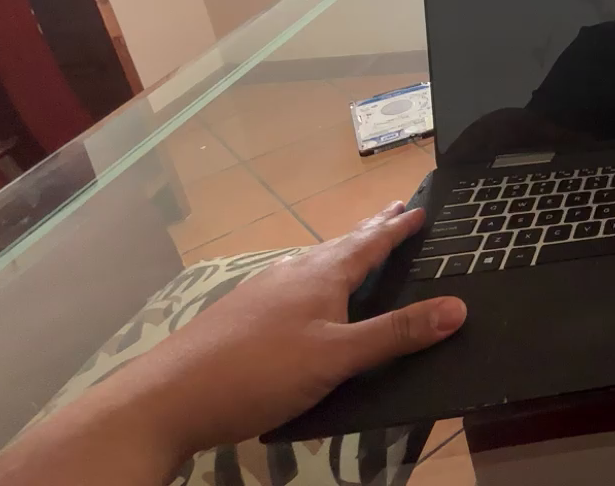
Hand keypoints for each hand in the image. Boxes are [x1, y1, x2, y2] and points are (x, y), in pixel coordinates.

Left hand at [99, 201, 465, 459]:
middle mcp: (294, 273)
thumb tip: (459, 308)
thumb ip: (397, 334)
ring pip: (311, 261)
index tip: (419, 207)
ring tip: (352, 247)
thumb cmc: (257, 374)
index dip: (398, 227)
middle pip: (341, 242)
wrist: (155, 406)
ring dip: (340, 250)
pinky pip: (288, 281)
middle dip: (371, 227)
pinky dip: (310, 275)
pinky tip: (297, 293)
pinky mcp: (234, 315)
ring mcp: (259, 292)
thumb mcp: (337, 358)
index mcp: (324, 275)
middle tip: (393, 209)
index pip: (372, 242)